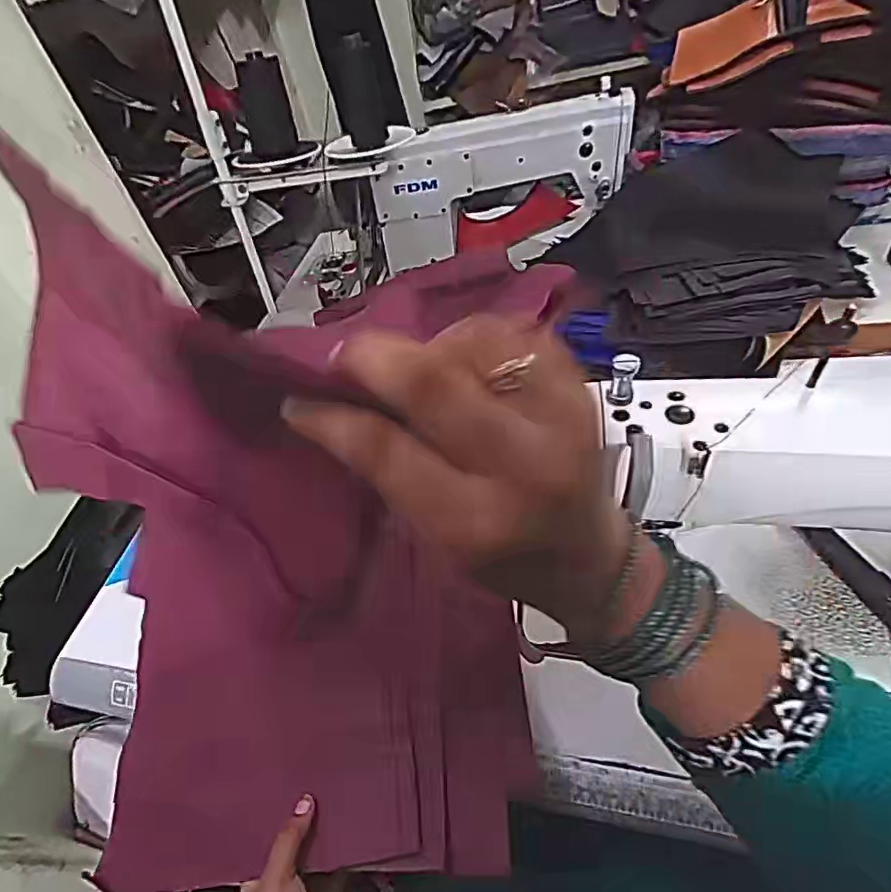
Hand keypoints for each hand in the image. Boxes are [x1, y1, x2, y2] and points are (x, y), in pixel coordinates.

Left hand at [241, 795, 350, 891]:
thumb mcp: (275, 883)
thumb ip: (287, 842)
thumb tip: (301, 806)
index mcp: (256, 885)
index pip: (263, 842)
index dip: (273, 818)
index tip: (285, 790)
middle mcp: (280, 888)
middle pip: (294, 845)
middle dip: (303, 823)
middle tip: (314, 793)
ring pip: (318, 855)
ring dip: (326, 836)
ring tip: (334, 805)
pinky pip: (340, 870)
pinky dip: (347, 855)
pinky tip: (351, 837)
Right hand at [282, 315, 630, 638]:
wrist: (589, 555)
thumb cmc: (508, 559)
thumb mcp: (438, 539)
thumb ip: (390, 471)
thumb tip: (337, 405)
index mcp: (477, 521)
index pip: (387, 450)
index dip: (332, 418)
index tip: (301, 402)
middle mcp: (524, 466)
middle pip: (432, 381)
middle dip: (372, 356)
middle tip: (347, 358)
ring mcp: (561, 419)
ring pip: (471, 342)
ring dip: (427, 345)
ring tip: (417, 368)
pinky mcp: (579, 389)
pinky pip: (511, 332)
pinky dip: (473, 337)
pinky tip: (463, 360)